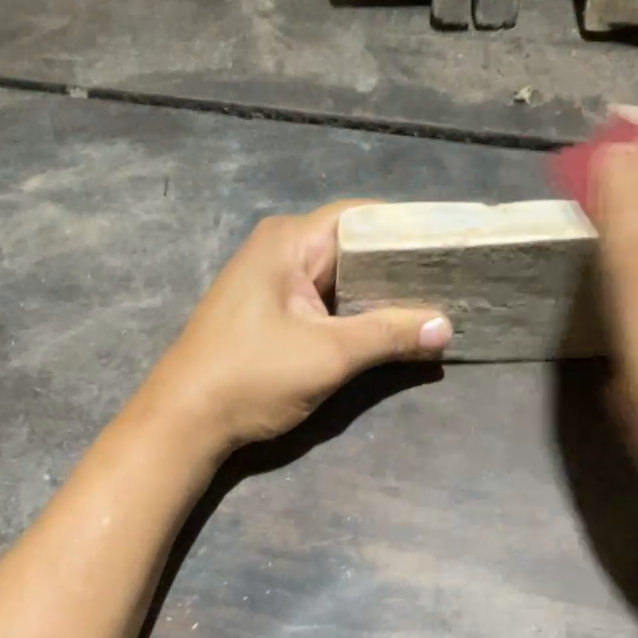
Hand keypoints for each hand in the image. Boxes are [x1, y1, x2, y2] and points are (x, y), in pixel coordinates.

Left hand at [139, 201, 451, 452]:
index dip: (407, 229)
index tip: (452, 246)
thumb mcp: (329, 355)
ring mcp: (274, 284)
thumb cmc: (252, 376)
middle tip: (452, 281)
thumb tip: (445, 327)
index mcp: (289, 242)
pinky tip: (390, 331)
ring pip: (342, 279)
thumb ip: (388, 336)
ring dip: (381, 296)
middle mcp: (281, 251)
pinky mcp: (272, 314)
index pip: (362, 217)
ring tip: (433, 306)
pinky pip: (326, 303)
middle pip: (353, 247)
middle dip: (400, 266)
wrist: (185, 420)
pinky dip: (358, 315)